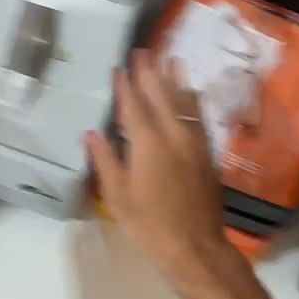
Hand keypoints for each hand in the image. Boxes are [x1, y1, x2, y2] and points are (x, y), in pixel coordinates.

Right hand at [86, 51, 238, 286]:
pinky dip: (192, 100)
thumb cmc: (149, 225)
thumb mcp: (118, 196)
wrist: (195, 247)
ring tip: (171, 59)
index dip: (125, 85)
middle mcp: (174, 135)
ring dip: (175, 80)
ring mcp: (194, 143)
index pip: (133, 106)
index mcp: (148, 144)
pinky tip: (191, 94)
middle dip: (151, 73)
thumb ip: (105, 161)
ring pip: (184, 102)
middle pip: (161, 96)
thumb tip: (92, 133)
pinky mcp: (207, 154)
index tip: (119, 66)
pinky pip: (199, 117)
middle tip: (144, 51)